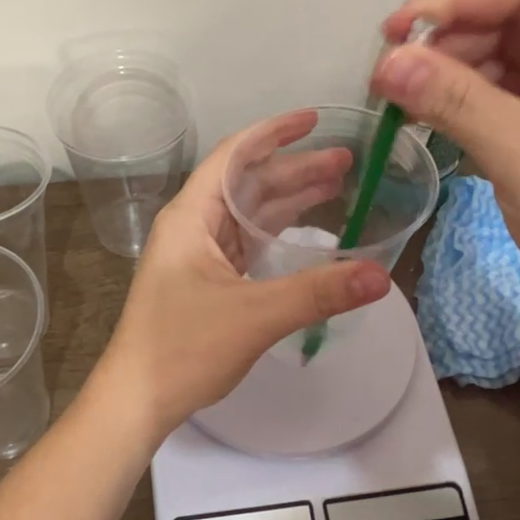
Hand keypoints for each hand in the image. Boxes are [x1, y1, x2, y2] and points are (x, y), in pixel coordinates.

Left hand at [87, 112, 393, 435]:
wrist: (137, 400)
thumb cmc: (182, 348)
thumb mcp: (254, 316)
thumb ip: (318, 293)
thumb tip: (381, 276)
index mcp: (191, 217)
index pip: (234, 156)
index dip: (274, 133)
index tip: (314, 119)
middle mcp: (192, 227)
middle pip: (246, 183)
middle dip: (294, 168)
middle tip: (346, 162)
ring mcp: (197, 256)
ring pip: (248, 214)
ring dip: (289, 200)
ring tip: (337, 189)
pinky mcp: (206, 283)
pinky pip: (247, 243)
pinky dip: (278, 233)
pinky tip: (307, 235)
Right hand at [370, 0, 519, 322]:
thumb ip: (454, 100)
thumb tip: (384, 63)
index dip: (454, 2)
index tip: (390, 33)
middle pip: (518, 19)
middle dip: (451, 41)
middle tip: (391, 74)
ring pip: (510, 55)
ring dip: (456, 72)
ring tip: (405, 97)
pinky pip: (514, 91)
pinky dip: (472, 99)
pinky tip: (435, 114)